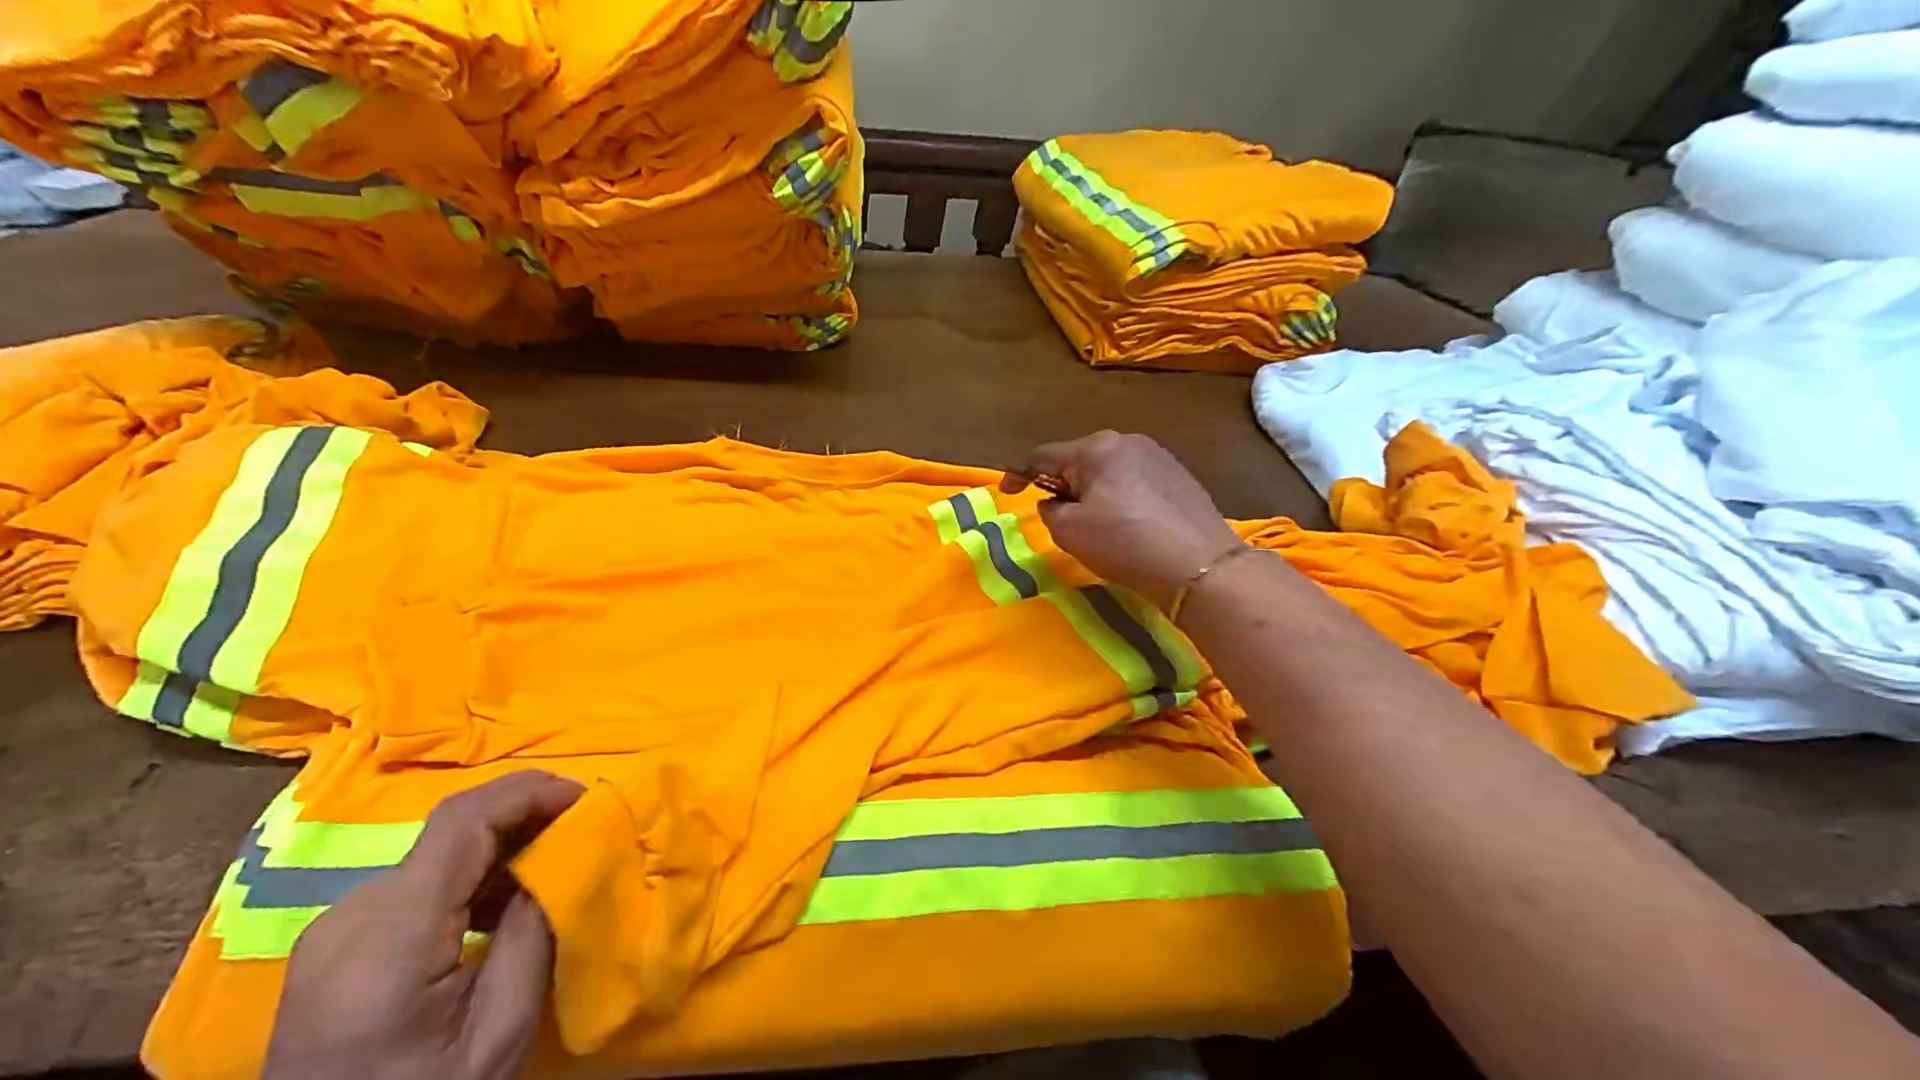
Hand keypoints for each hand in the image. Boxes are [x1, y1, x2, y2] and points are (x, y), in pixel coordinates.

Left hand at [262, 771, 584, 1079]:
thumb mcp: (500, 1031)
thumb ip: (532, 933)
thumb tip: (560, 856)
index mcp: (387, 939)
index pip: (461, 822)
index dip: (528, 792)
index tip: (586, 796)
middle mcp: (351, 915)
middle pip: (450, 830)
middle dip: (525, 811)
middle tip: (583, 823)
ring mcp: (338, 926)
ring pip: (437, 850)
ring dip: (503, 840)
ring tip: (555, 856)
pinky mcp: (339, 939)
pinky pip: (420, 878)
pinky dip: (474, 869)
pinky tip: (505, 897)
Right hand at [1002, 431, 1243, 608]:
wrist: (1198, 565)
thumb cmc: (1123, 542)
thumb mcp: (1069, 531)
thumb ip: (1050, 510)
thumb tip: (1056, 502)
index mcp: (1096, 448)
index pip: (1043, 455)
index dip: (1019, 474)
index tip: (1008, 493)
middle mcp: (1128, 441)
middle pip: (1080, 460)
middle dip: (1064, 484)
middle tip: (1061, 517)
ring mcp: (1159, 456)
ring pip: (1110, 470)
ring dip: (1095, 491)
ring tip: (1099, 525)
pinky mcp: (1180, 476)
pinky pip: (1136, 481)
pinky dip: (1123, 498)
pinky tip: (1131, 524)